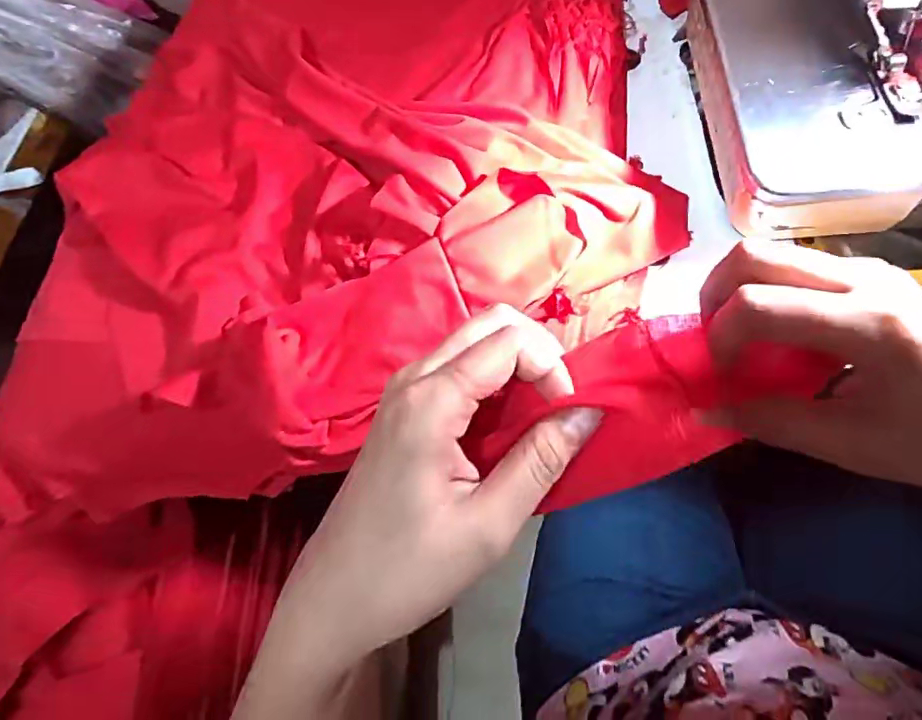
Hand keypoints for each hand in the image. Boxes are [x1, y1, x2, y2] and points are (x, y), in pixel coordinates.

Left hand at [236, 306, 601, 715]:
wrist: (333, 597)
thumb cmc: (409, 569)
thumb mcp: (488, 526)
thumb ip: (541, 461)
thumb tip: (588, 411)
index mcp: (431, 399)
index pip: (509, 341)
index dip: (551, 367)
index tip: (566, 414)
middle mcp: (416, 375)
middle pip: (492, 323)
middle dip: (538, 350)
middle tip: (559, 402)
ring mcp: (407, 385)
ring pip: (477, 338)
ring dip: (519, 361)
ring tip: (540, 412)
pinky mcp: (406, 401)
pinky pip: (461, 362)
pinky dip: (497, 375)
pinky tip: (507, 420)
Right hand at [700, 239, 921, 501]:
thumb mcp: (855, 447)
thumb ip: (772, 422)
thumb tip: (704, 411)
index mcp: (869, 325)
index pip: (760, 305)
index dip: (721, 338)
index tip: (720, 378)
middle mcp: (867, 278)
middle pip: (755, 254)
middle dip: (715, 295)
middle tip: (715, 343)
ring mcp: (872, 268)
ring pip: (774, 252)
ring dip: (741, 289)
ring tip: (744, 340)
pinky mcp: (876, 272)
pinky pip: (799, 265)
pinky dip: (770, 290)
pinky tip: (784, 335)